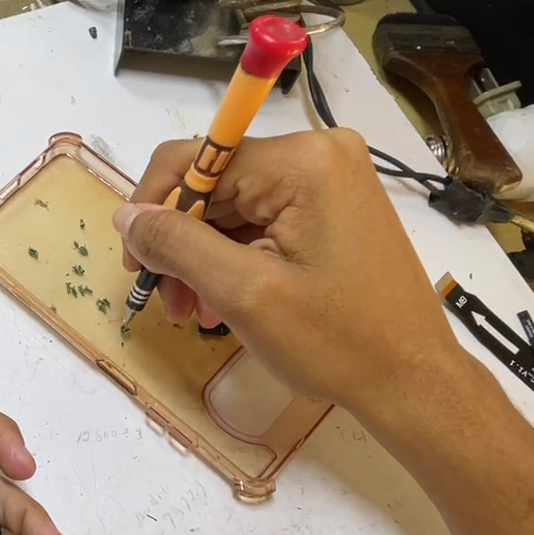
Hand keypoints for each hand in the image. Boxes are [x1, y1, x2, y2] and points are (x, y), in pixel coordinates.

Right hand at [117, 129, 473, 426]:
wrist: (409, 379)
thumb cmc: (333, 339)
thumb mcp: (242, 292)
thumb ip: (176, 244)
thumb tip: (124, 215)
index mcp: (301, 162)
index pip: (192, 159)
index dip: (152, 209)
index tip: (136, 265)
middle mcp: (316, 155)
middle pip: (210, 187)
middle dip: (179, 246)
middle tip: (169, 305)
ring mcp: (325, 183)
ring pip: (228, 211)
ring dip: (200, 261)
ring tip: (195, 314)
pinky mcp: (328, 210)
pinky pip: (256, 225)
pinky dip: (230, 263)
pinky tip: (221, 304)